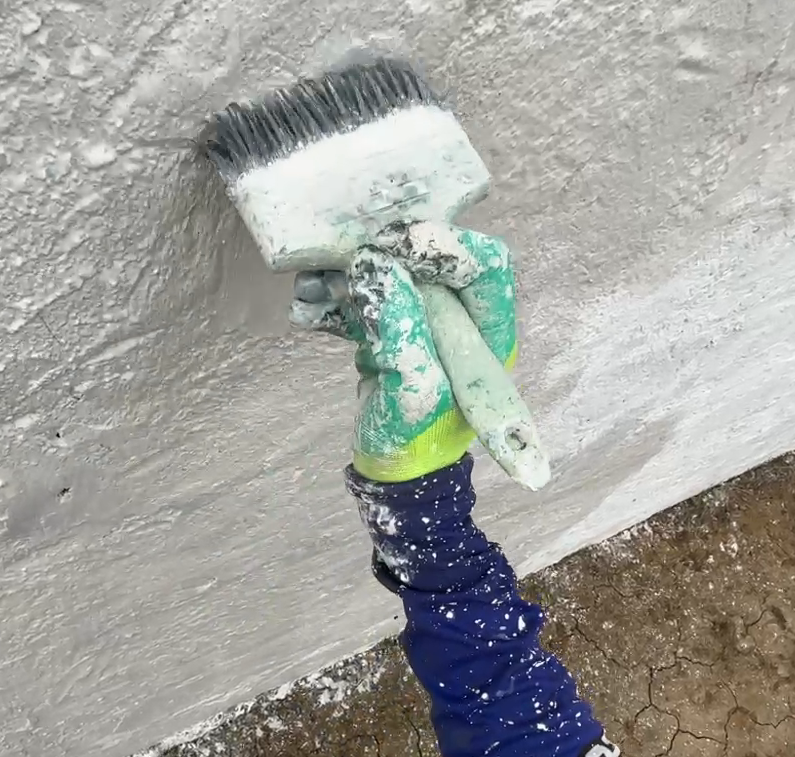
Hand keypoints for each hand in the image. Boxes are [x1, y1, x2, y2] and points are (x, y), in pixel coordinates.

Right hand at [293, 222, 519, 483]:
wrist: (391, 474)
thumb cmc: (414, 444)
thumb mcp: (414, 393)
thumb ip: (402, 330)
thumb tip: (376, 266)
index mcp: (486, 337)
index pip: (485, 269)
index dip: (447, 247)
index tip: (396, 243)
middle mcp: (460, 322)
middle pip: (431, 263)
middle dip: (386, 256)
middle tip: (344, 258)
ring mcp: (423, 324)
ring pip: (393, 277)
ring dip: (349, 278)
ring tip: (310, 287)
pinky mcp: (392, 333)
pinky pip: (365, 302)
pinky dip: (334, 302)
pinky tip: (307, 309)